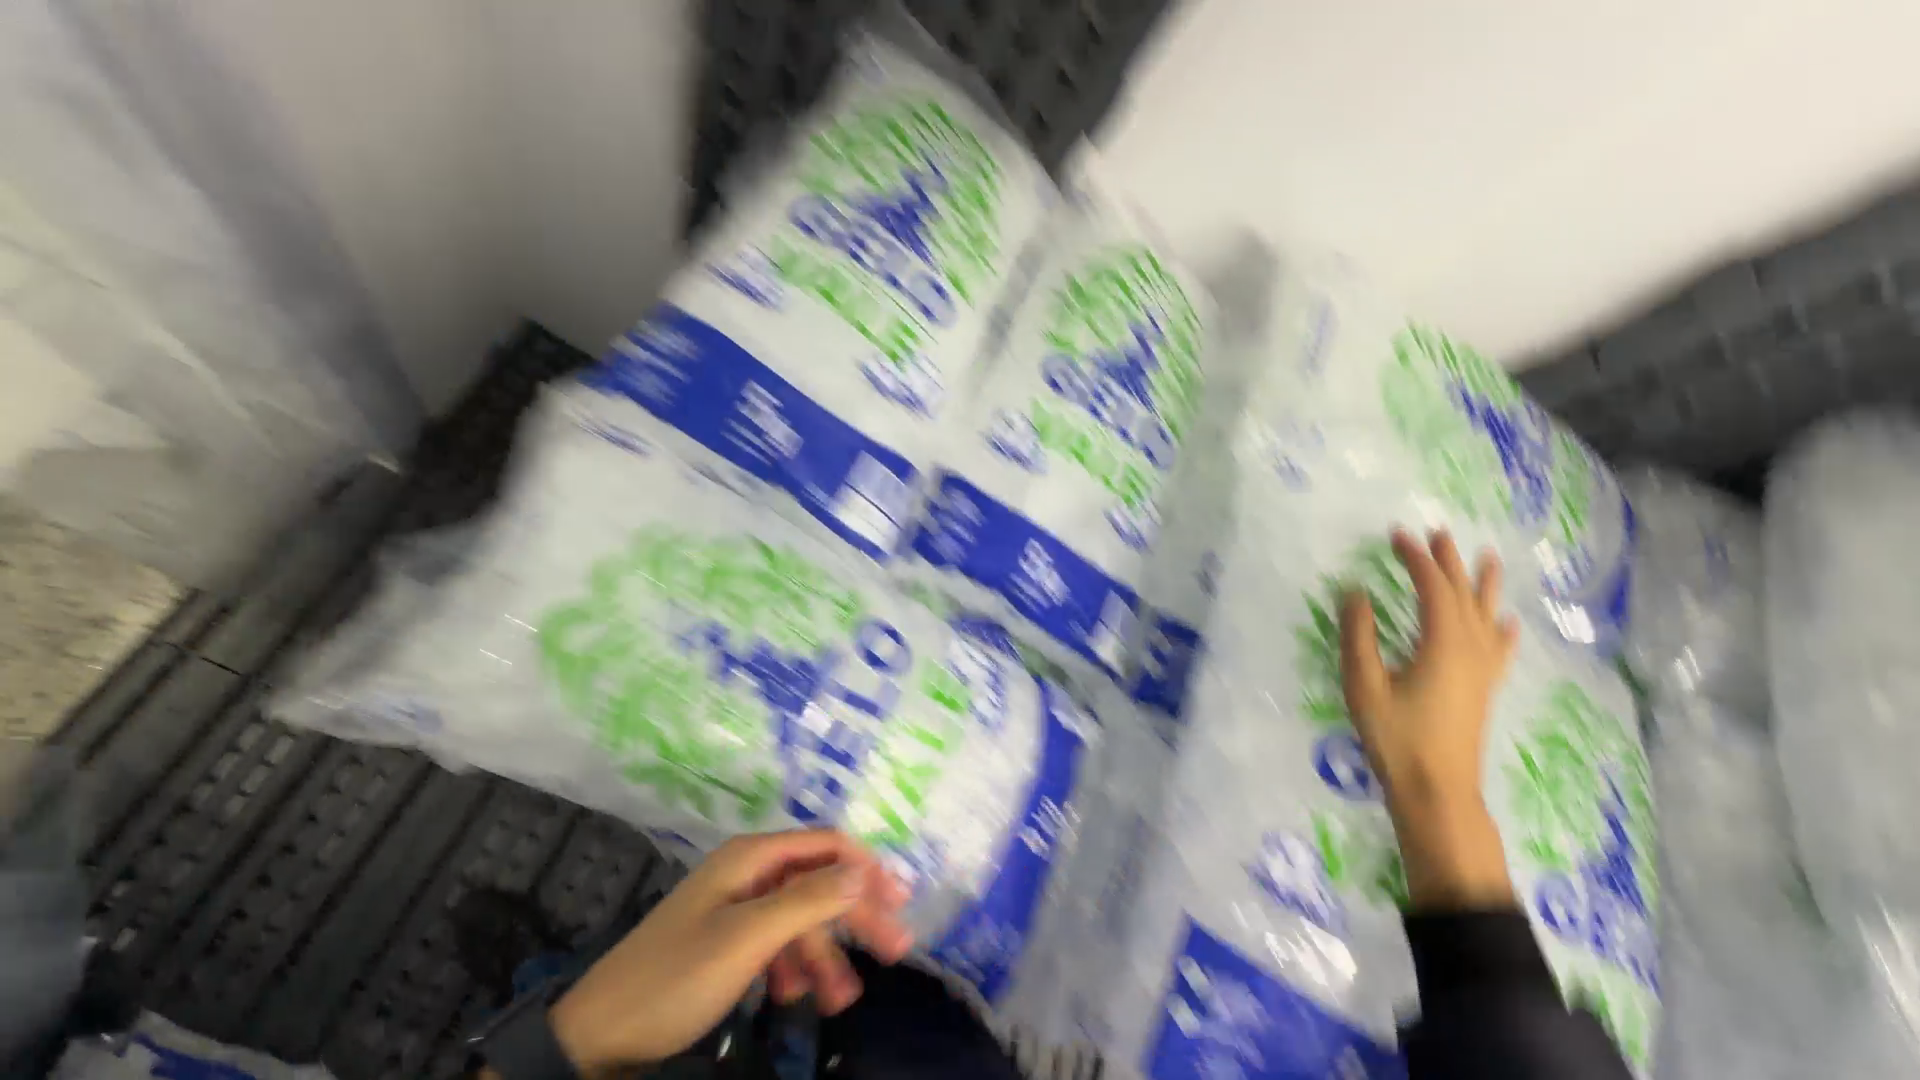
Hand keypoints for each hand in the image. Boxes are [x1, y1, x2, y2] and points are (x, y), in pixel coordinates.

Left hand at [547, 829, 912, 1071]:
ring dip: (826, 955)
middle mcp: (749, 874)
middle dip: (856, 917)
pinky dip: (795, 967)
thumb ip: (809, 900)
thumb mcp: (748, 938)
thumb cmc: (677, 977)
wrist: (598, 1037)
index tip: (902, 902)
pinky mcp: (727, 942)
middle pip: (819, 883)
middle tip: (895, 953)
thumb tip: (864, 869)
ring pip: (801, 921)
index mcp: (752, 858)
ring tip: (841, 999)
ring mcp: (737, 908)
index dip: (868, 868)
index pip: (827, 845)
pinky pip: (777, 944)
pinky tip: (796, 995)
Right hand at [1340, 529, 1519, 908]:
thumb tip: (1355, 593)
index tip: (1396, 536)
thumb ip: (1358, 635)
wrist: (1437, 790)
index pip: (1432, 586)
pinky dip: (1501, 629)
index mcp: (1442, 642)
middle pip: (1463, 593)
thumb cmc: (1396, 737)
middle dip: (1447, 561)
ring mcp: (1483, 669)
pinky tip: (1506, 623)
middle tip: (1434, 534)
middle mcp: (1471, 647)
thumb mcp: (1364, 684)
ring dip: (1481, 584)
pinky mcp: (1485, 688)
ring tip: (1485, 557)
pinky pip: (1500, 648)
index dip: (1415, 558)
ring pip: (1486, 614)